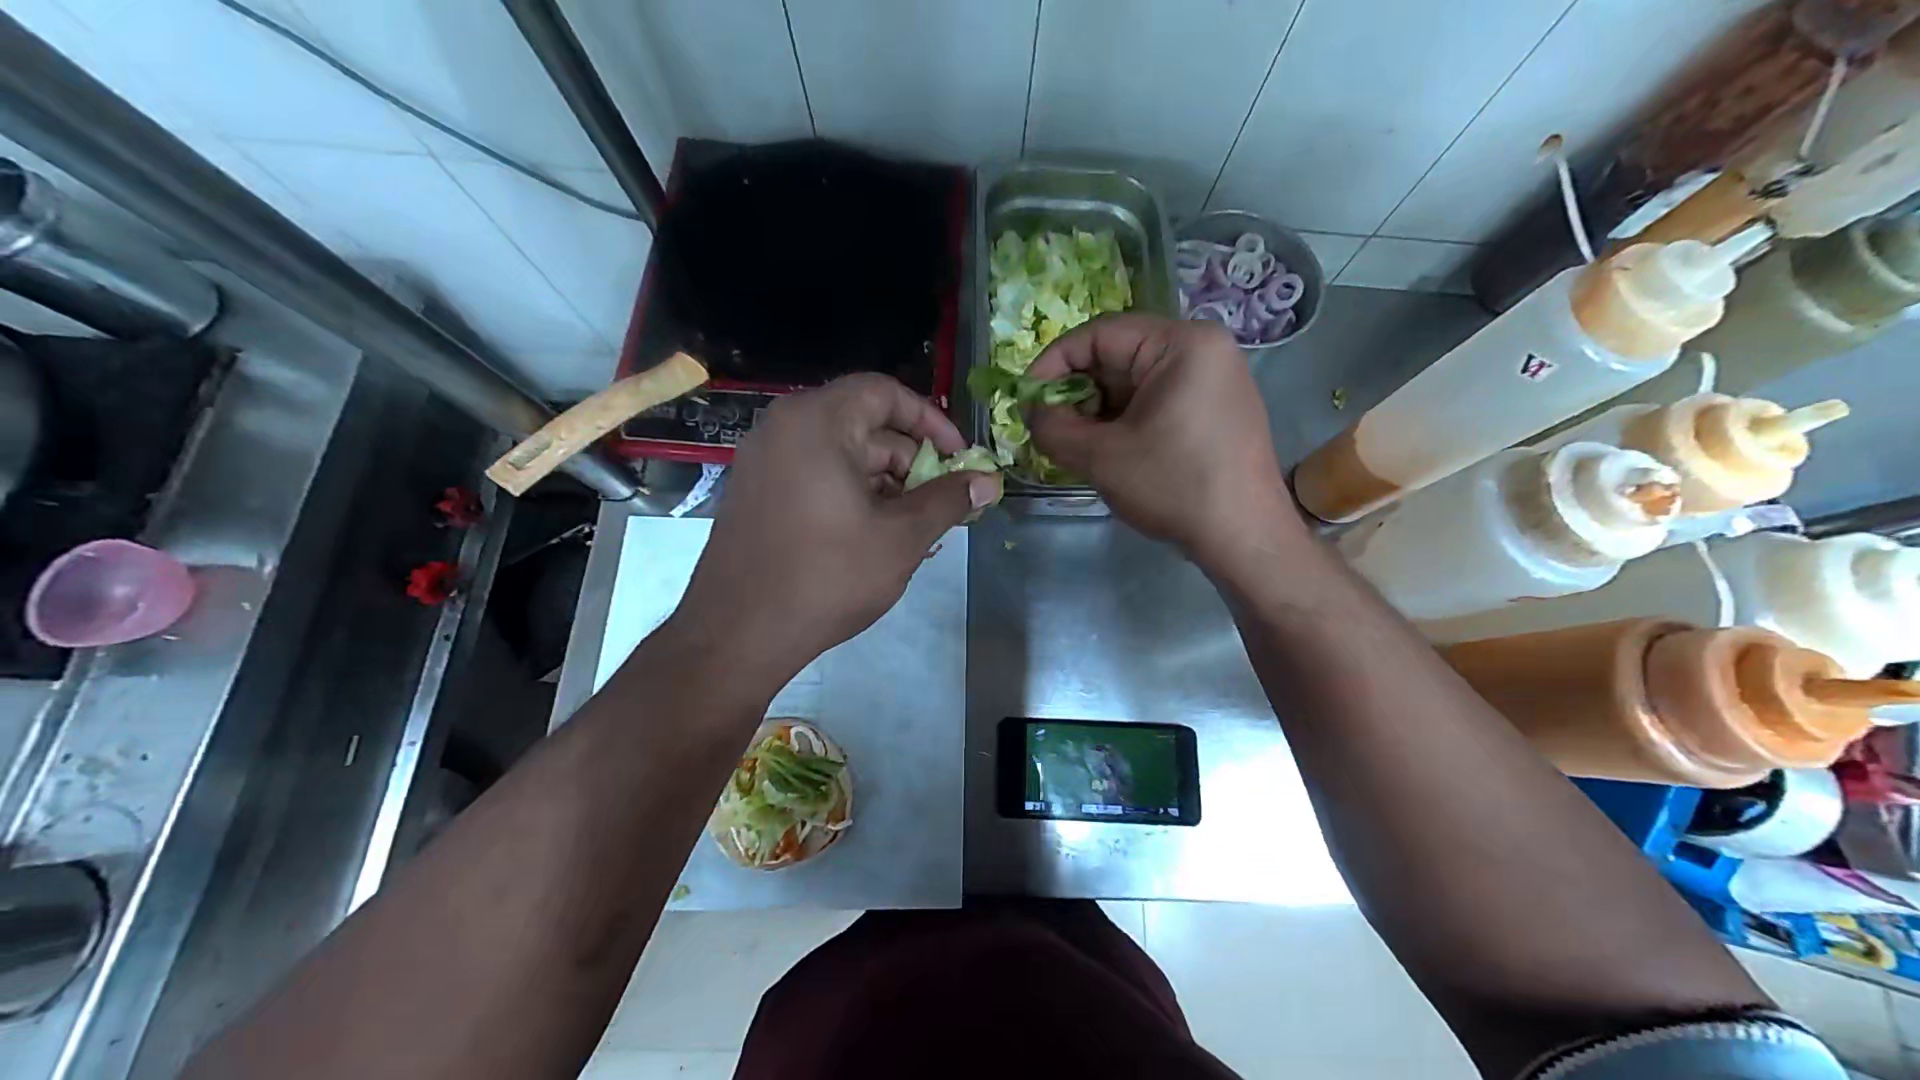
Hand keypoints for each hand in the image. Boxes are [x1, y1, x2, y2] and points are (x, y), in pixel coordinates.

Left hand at [674, 374, 1000, 681]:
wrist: (737, 634)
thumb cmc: (826, 576)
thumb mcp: (901, 537)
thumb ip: (948, 500)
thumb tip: (989, 481)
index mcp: (817, 422)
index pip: (883, 392)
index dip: (929, 420)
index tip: (958, 457)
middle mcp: (784, 429)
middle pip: (863, 426)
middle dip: (911, 463)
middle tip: (941, 503)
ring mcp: (764, 463)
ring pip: (841, 457)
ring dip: (885, 487)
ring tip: (915, 532)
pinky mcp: (756, 495)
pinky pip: (815, 478)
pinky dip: (851, 498)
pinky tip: (876, 540)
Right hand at [1026, 314, 1306, 571]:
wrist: (1245, 539)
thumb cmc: (1174, 487)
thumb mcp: (1101, 457)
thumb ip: (1053, 427)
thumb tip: (1031, 412)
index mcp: (1181, 344)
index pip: (1099, 334)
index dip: (1052, 364)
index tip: (1026, 399)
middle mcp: (1203, 349)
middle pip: (1118, 355)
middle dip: (1076, 391)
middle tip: (1048, 426)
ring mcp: (1215, 379)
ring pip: (1135, 381)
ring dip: (1097, 409)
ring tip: (1074, 444)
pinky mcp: (1216, 409)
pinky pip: (1157, 399)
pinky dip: (1125, 419)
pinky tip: (1108, 450)